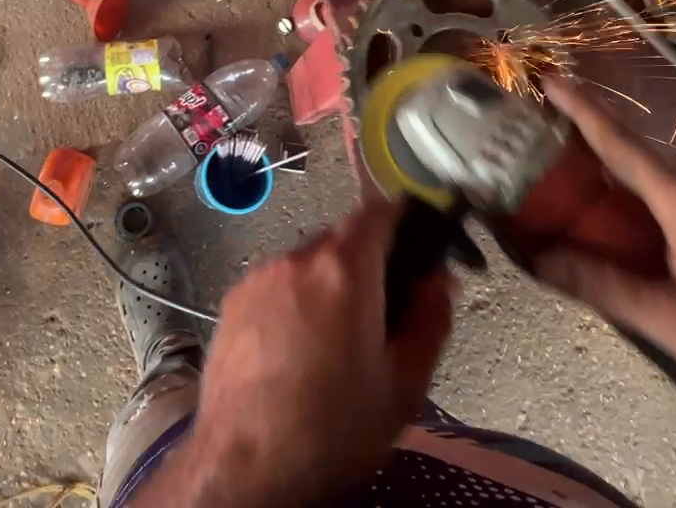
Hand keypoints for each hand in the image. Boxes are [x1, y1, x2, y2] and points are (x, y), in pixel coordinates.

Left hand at [177, 199, 454, 502]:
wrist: (245, 464)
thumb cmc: (331, 429)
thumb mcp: (404, 384)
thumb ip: (432, 320)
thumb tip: (441, 280)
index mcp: (345, 271)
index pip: (378, 212)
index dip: (401, 216)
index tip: (414, 232)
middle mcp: (298, 259)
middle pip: (342, 238)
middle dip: (366, 261)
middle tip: (382, 306)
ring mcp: (259, 276)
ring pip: (307, 261)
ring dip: (327, 282)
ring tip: (335, 337)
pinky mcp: (233, 298)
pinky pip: (276, 282)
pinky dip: (293, 298)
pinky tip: (297, 345)